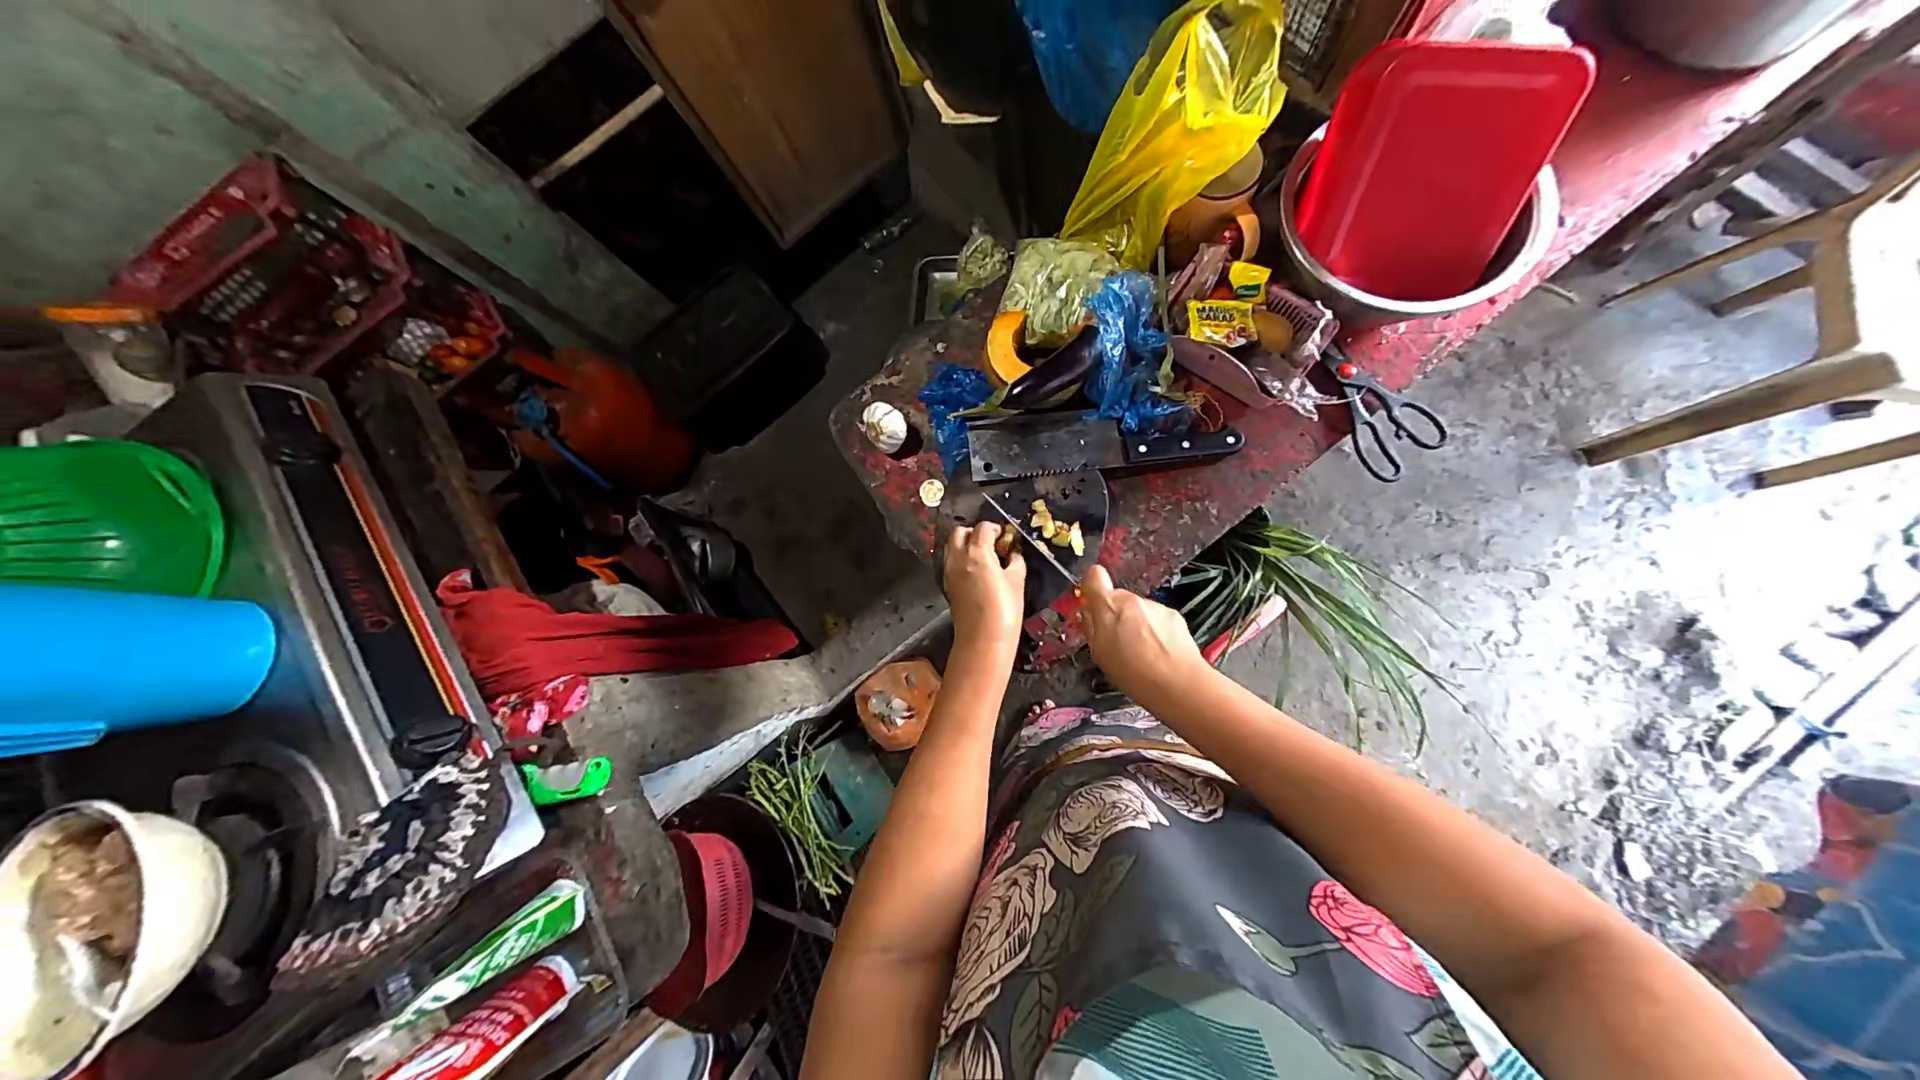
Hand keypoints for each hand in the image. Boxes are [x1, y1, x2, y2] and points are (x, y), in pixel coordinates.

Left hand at [942, 522, 1026, 649]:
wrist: (983, 639)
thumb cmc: (1005, 608)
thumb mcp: (1017, 580)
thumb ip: (1015, 561)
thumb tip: (1013, 553)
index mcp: (977, 552)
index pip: (983, 528)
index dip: (996, 528)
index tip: (1005, 537)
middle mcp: (958, 557)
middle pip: (960, 532)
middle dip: (975, 533)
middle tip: (991, 543)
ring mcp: (949, 571)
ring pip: (951, 546)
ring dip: (965, 544)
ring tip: (983, 557)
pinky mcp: (947, 585)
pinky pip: (950, 562)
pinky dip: (960, 559)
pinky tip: (976, 571)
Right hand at [1080, 564, 1207, 699]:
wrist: (1176, 682)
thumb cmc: (1131, 672)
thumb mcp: (1098, 654)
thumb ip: (1091, 627)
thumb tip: (1089, 612)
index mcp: (1107, 606)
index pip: (1094, 576)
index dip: (1092, 587)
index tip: (1093, 604)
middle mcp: (1131, 600)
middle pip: (1117, 598)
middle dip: (1115, 614)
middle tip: (1118, 640)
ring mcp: (1154, 606)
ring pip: (1138, 609)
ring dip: (1137, 623)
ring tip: (1142, 651)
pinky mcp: (1173, 615)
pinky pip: (1157, 618)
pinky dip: (1155, 630)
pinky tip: (1159, 651)